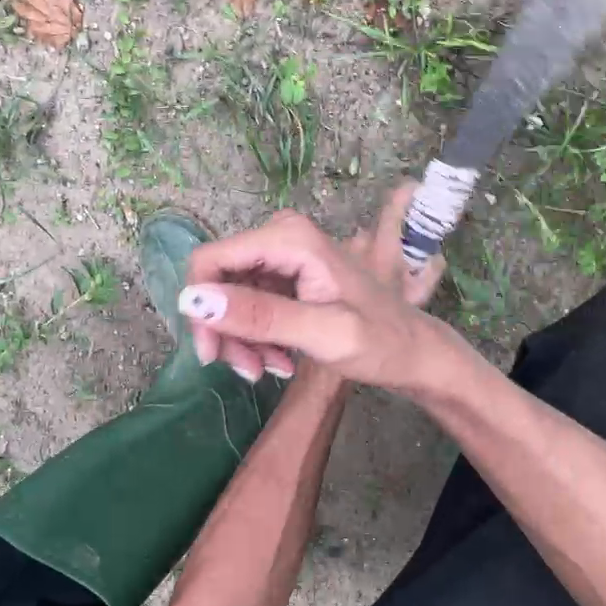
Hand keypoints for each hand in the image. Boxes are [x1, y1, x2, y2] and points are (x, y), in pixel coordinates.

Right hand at [178, 183, 448, 390]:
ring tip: (270, 369)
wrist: (412, 350)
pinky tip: (278, 359)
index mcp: (289, 238)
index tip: (213, 354)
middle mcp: (281, 235)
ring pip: (227, 296)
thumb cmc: (380, 341)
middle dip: (224, 330)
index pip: (209, 260)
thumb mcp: (323, 334)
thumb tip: (193, 302)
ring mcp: (282, 254)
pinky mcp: (283, 273)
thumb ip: (261, 317)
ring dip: (241, 339)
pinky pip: (246, 303)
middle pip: (217, 280)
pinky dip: (254, 336)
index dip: (200, 308)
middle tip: (249, 370)